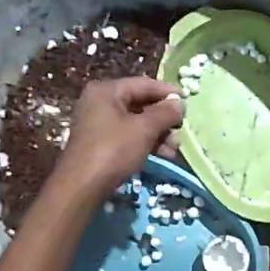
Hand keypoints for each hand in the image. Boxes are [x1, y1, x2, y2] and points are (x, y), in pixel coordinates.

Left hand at [49, 77, 182, 198]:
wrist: (82, 186)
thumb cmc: (113, 150)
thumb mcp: (144, 129)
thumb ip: (165, 113)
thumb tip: (179, 103)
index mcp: (106, 91)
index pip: (144, 84)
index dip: (167, 92)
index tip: (187, 101)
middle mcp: (100, 102)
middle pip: (140, 104)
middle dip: (164, 118)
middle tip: (182, 130)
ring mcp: (99, 124)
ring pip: (136, 123)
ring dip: (158, 134)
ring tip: (175, 148)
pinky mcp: (100, 143)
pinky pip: (128, 136)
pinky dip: (146, 143)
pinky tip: (163, 155)